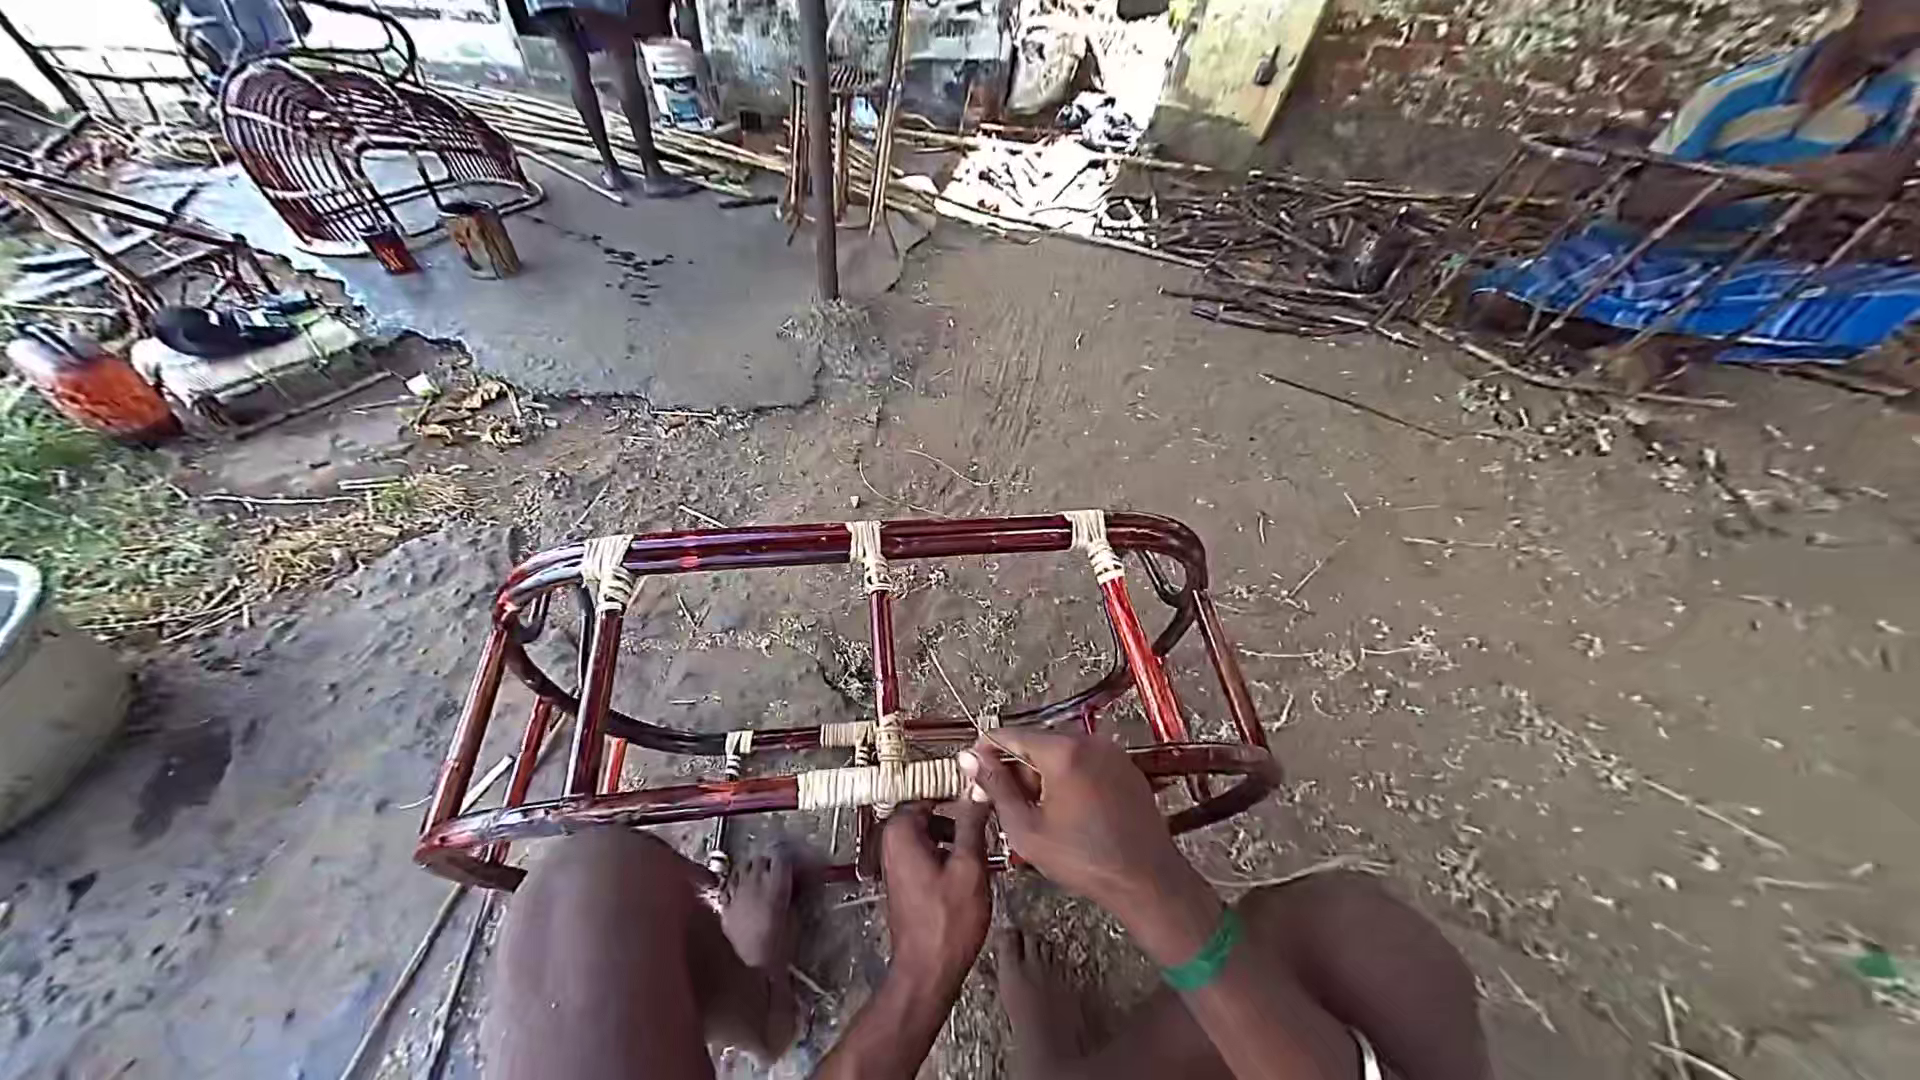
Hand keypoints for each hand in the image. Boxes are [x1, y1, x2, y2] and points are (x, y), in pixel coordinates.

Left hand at [880, 800, 991, 990]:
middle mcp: (891, 841)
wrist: (927, 973)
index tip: (978, 788)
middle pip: (928, 809)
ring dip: (953, 832)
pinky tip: (967, 864)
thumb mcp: (969, 865)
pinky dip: (945, 850)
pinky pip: (925, 849)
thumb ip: (972, 822)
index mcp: (900, 831)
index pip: (929, 789)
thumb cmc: (947, 922)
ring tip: (979, 842)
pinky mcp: (903, 879)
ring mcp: (895, 861)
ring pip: (928, 830)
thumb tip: (977, 787)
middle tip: (983, 816)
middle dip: (956, 812)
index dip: (955, 789)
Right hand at [958, 731, 1220, 962]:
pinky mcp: (1124, 765)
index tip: (974, 769)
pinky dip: (1068, 776)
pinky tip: (1067, 810)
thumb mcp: (1026, 829)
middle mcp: (1088, 740)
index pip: (1011, 734)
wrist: (1147, 880)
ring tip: (1039, 812)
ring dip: (1041, 773)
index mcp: (1063, 751)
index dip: (987, 750)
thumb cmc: (1085, 859)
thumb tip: (969, 758)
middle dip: (1017, 767)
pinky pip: (1084, 760)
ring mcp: (1110, 751)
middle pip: (1037, 742)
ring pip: (1060, 752)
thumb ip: (995, 787)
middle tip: (1008, 802)